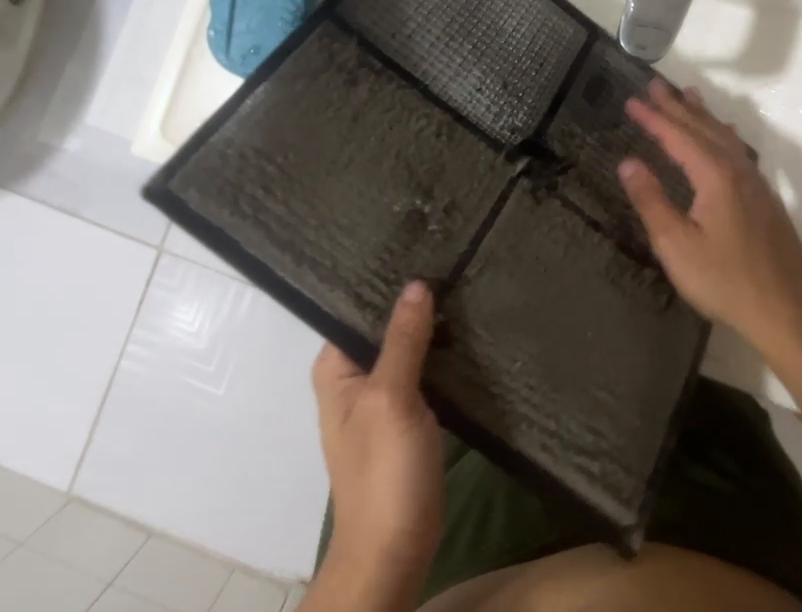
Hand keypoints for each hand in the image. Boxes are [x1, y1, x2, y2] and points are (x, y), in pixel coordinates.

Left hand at [310, 282, 443, 606]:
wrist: (395, 546)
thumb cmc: (382, 471)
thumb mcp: (391, 398)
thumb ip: (403, 340)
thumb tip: (416, 284)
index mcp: (335, 367)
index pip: (357, 309)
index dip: (387, 285)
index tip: (423, 255)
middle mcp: (354, 376)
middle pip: (385, 328)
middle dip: (415, 306)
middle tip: (453, 269)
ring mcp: (382, 398)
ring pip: (407, 351)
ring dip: (431, 333)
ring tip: (464, 292)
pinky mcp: (408, 417)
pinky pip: (423, 375)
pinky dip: (440, 360)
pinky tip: (466, 339)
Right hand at [618, 80, 801, 345]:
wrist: (790, 311)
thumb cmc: (726, 281)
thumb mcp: (677, 245)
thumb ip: (651, 201)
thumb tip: (628, 163)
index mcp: (715, 177)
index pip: (678, 137)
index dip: (653, 118)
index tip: (631, 100)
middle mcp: (739, 171)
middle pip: (704, 129)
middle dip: (677, 107)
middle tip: (655, 85)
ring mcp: (757, 185)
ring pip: (725, 138)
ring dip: (703, 116)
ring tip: (688, 96)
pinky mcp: (766, 201)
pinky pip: (739, 152)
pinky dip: (724, 135)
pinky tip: (725, 138)